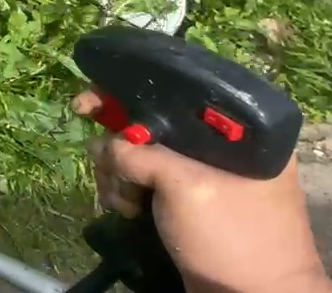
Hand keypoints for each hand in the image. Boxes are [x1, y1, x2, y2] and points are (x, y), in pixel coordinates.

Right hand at [74, 92, 331, 292]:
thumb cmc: (230, 236)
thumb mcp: (182, 185)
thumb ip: (134, 152)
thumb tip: (101, 147)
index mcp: (240, 138)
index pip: (171, 97)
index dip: (126, 94)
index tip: (90, 104)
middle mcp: (219, 151)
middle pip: (145, 124)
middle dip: (114, 140)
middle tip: (90, 139)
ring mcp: (199, 176)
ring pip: (134, 152)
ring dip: (115, 171)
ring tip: (121, 199)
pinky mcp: (182, 198)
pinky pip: (138, 176)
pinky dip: (121, 187)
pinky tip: (124, 206)